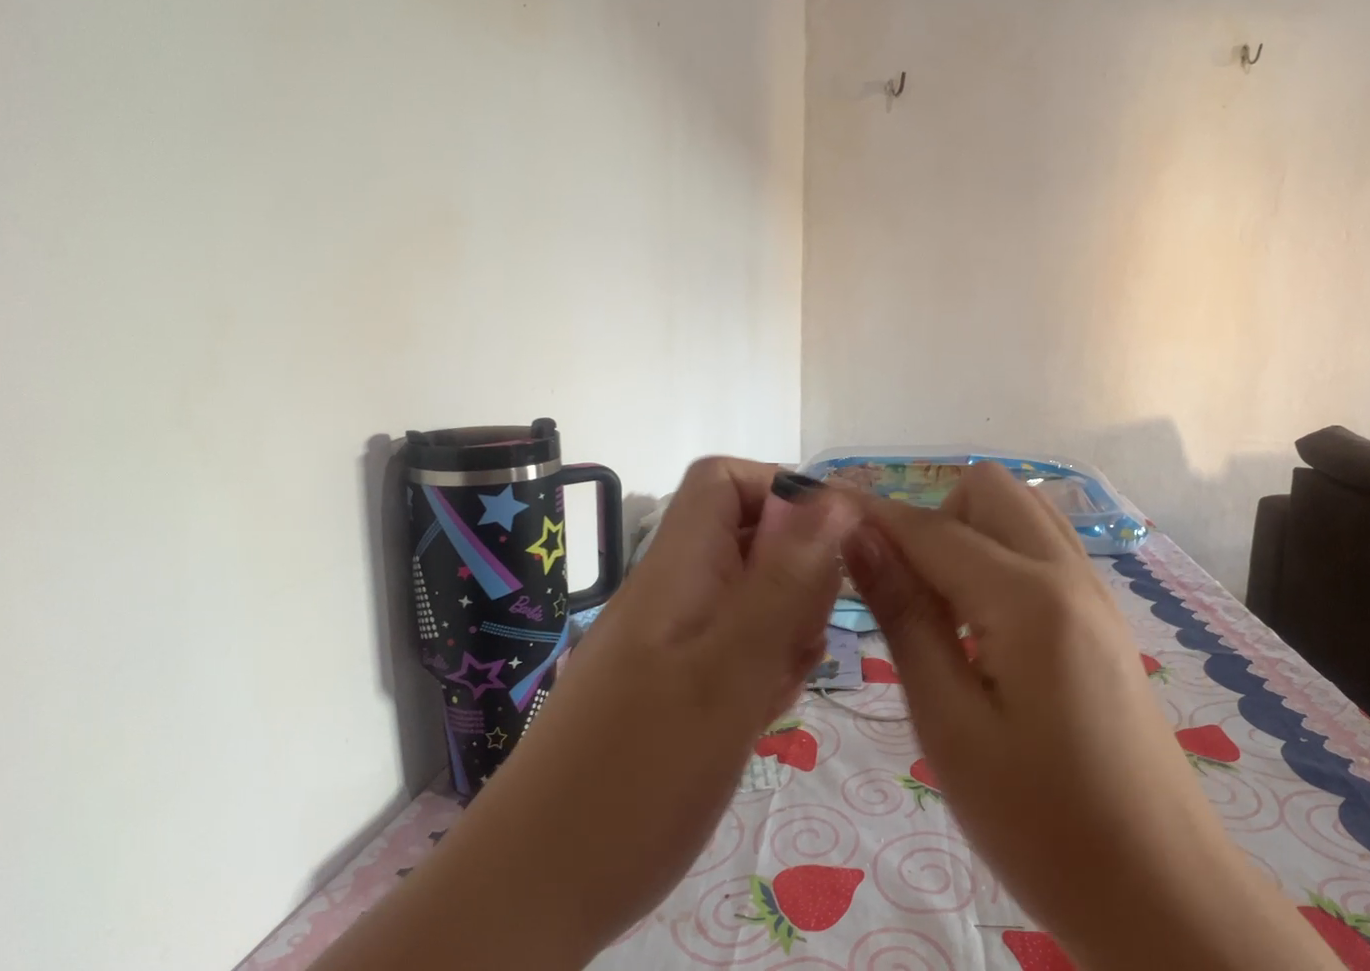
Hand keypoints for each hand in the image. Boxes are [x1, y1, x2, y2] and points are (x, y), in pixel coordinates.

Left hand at [312, 457, 857, 970]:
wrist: (536, 888)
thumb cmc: (638, 775)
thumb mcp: (728, 673)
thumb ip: (783, 583)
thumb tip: (833, 497)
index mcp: (677, 571)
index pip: (726, 482)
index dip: (783, 494)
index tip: (833, 549)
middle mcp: (672, 596)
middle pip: (749, 541)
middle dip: (798, 577)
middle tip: (805, 640)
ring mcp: (669, 646)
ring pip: (750, 602)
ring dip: (786, 631)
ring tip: (781, 687)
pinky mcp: (671, 693)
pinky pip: (733, 655)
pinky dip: (762, 672)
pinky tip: (761, 718)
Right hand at [842, 463, 1338, 970]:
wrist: (1159, 888)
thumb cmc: (1041, 824)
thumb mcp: (950, 727)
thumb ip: (905, 619)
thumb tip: (860, 539)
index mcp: (1028, 597)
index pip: (931, 527)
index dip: (869, 515)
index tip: (816, 515)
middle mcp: (1068, 573)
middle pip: (988, 489)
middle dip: (931, 518)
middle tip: (898, 593)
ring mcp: (1095, 593)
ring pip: (1021, 513)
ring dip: (969, 535)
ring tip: (939, 615)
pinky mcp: (1104, 620)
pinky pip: (1044, 551)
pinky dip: (1000, 560)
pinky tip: (983, 632)